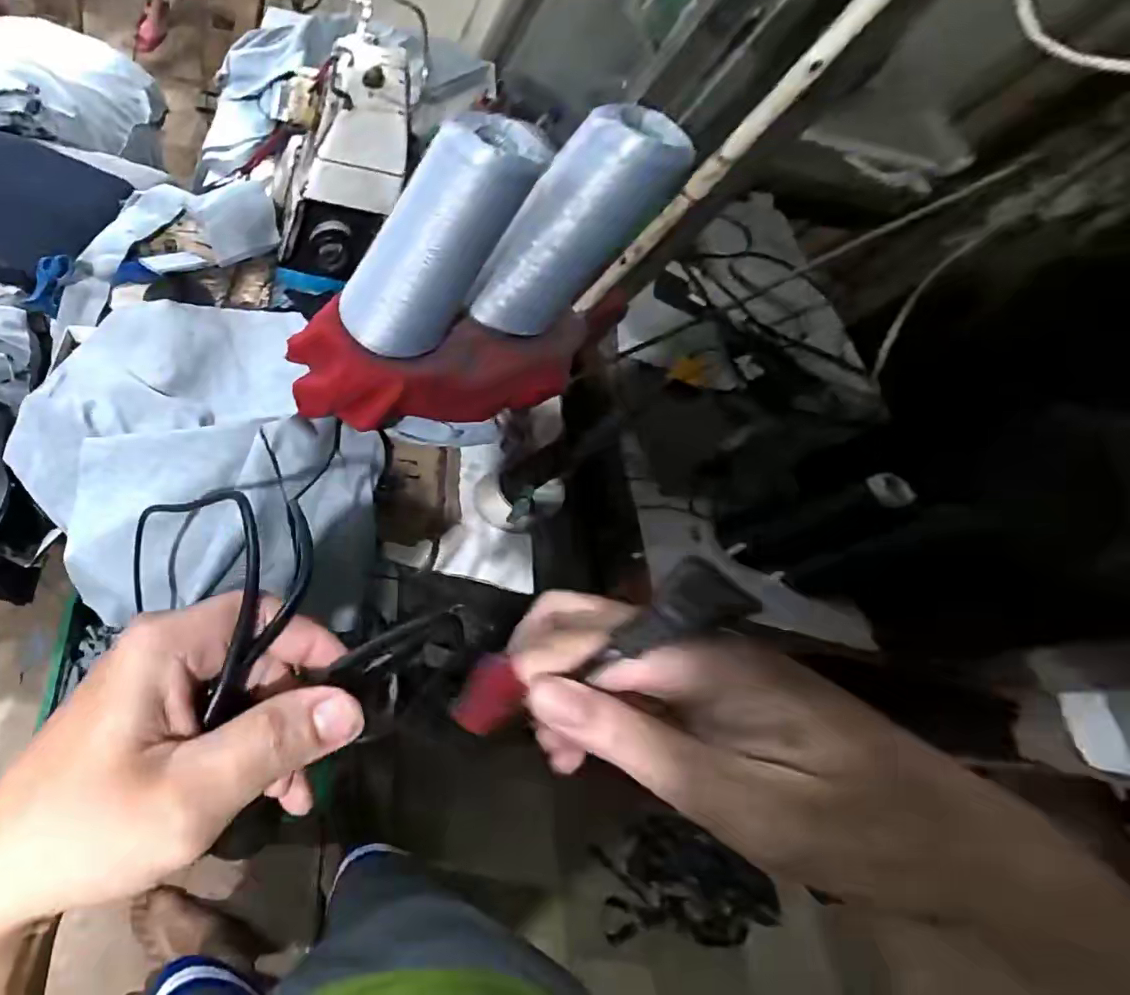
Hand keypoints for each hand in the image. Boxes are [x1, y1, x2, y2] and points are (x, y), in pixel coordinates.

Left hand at [0, 594, 363, 992]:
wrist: (6, 865)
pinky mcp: (147, 710)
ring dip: (270, 734)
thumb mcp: (193, 791)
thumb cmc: (94, 825)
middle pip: (250, 653)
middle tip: (311, 777)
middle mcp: (159, 646)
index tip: (351, 701)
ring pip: (235, 686)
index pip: (260, 614)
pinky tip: (255, 791)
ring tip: (288, 798)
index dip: (312, 646)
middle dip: (292, 707)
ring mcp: (150, 679)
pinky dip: (239, 745)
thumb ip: (271, 741)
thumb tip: (349, 703)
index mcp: (165, 643)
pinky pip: (209, 710)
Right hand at [505, 591, 1129, 987]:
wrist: (950, 846)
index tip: (510, 718)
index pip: (586, 637)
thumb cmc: (844, 826)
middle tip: (520, 719)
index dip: (536, 670)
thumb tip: (536, 690)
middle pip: (579, 616)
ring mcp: (693, 655)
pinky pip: (619, 670)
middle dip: (534, 661)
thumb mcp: (731, 797)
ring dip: (556, 682)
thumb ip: (628, 739)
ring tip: (554, 749)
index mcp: (699, 655)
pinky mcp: (698, 679)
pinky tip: (582, 743)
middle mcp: (688, 639)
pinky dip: (587, 698)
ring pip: (590, 640)